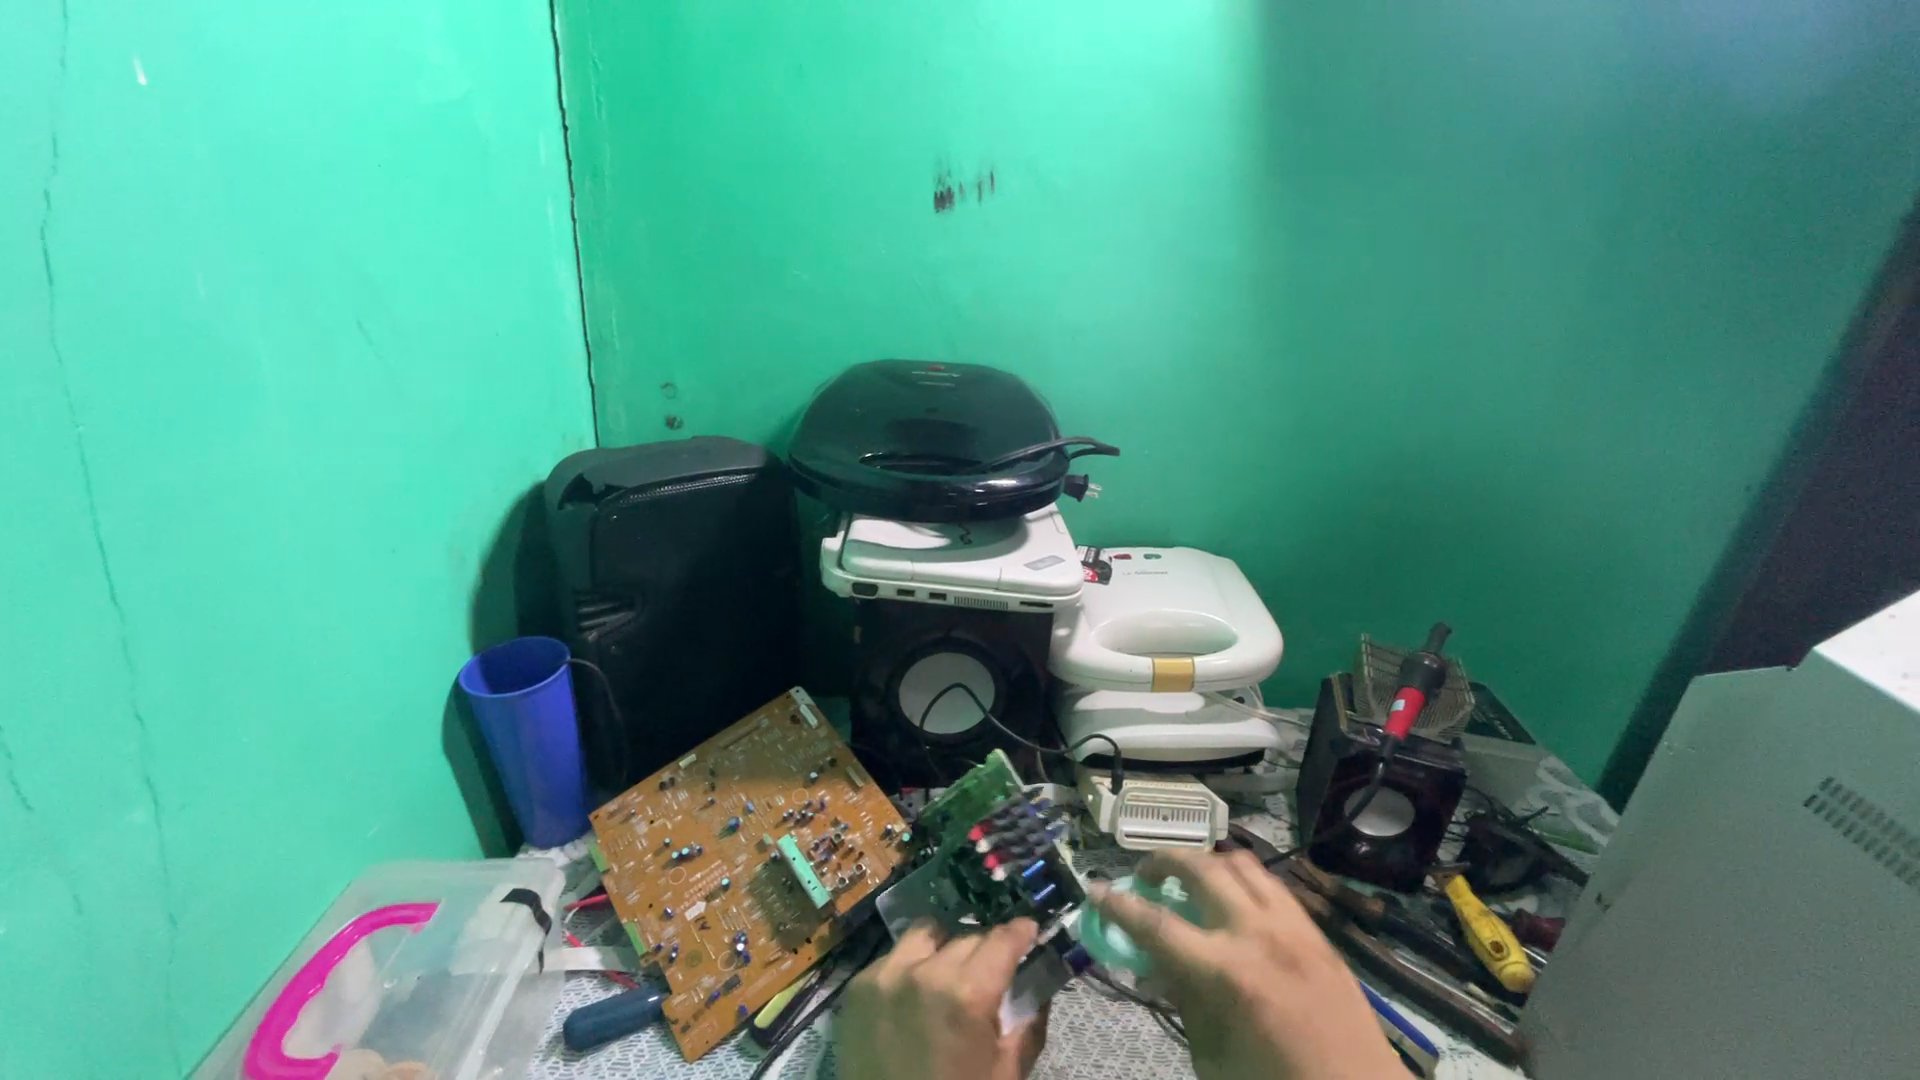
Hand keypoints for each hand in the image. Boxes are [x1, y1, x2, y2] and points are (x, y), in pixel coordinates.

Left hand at [837, 919, 1048, 1079]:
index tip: (1029, 930)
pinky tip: (914, 994)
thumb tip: (1039, 988)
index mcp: (968, 994)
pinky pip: (892, 957)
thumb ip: (1028, 1027)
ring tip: (948, 971)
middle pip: (967, 937)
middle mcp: (925, 971)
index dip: (1021, 932)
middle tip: (991, 969)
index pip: (1002, 940)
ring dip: (944, 946)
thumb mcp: (1004, 1075)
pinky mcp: (858, 987)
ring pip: (926, 933)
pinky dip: (910, 967)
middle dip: (985, 949)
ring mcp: (885, 975)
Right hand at [1091, 850, 1400, 1079]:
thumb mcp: (1213, 1057)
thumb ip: (1183, 999)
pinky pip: (1271, 883)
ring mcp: (1292, 926)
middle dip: (1162, 862)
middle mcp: (1258, 935)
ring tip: (1190, 881)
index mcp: (1227, 975)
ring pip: (1238, 862)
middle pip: (1198, 869)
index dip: (1119, 905)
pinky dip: (1242, 880)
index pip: (1156, 924)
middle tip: (1145, 876)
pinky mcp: (1317, 930)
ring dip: (1205, 863)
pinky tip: (1234, 903)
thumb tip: (1156, 962)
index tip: (1095, 890)